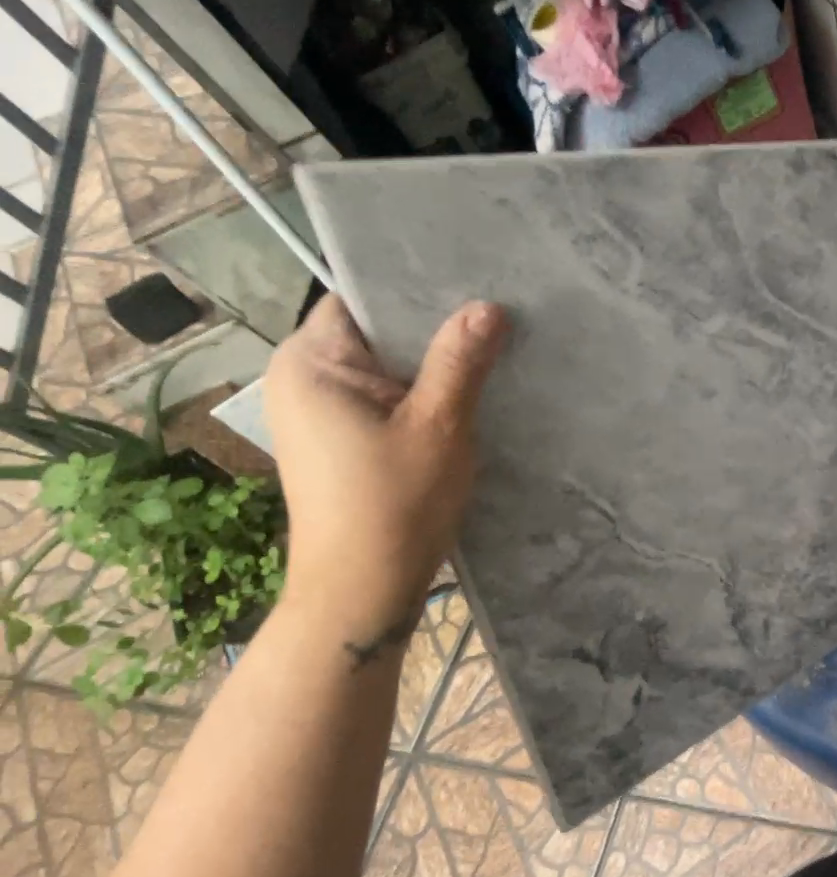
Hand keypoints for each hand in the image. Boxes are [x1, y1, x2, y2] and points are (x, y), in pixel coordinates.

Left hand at [264, 295, 506, 617]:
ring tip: (489, 361)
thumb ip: (460, 361)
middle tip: (497, 325)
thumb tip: (489, 306)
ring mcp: (315, 413)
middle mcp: (299, 378)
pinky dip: (420, 398)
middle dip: (432, 332)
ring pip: (383, 369)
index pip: (360, 300)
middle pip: (374, 333)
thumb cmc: (396, 501)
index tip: (474, 291)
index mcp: (310, 362)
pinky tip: (464, 404)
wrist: (363, 585)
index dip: (415, 293)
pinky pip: (382, 400)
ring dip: (432, 369)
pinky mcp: (335, 441)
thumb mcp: (439, 424)